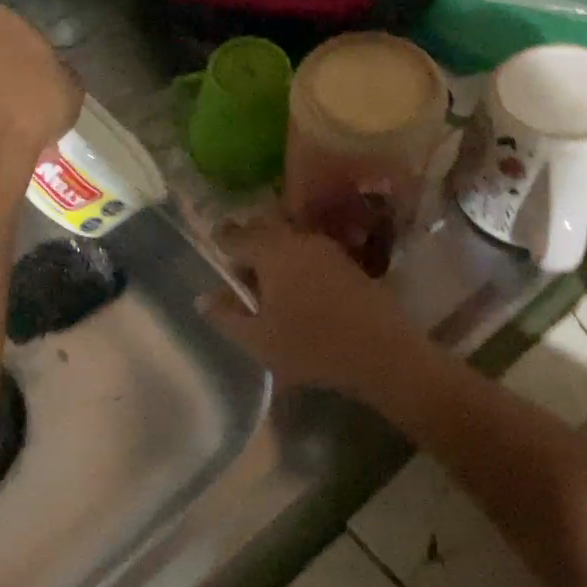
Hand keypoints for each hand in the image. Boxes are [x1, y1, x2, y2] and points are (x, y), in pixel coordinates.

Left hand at [0, 6, 80, 192]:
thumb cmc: (34, 108)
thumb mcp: (71, 90)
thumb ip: (62, 74)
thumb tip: (55, 75)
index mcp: (1, 18)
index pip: (23, 34)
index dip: (35, 61)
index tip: (45, 86)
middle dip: (5, 77)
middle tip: (25, 108)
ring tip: (7, 133)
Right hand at [200, 220, 438, 398]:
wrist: (383, 353)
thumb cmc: (312, 346)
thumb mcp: (258, 340)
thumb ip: (226, 317)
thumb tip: (203, 298)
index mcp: (271, 250)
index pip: (234, 235)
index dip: (220, 245)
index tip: (214, 257)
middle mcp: (299, 239)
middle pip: (263, 233)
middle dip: (248, 249)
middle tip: (240, 278)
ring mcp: (328, 248)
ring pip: (289, 243)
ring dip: (274, 259)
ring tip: (268, 291)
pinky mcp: (349, 263)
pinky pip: (311, 255)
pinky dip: (298, 267)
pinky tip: (299, 295)